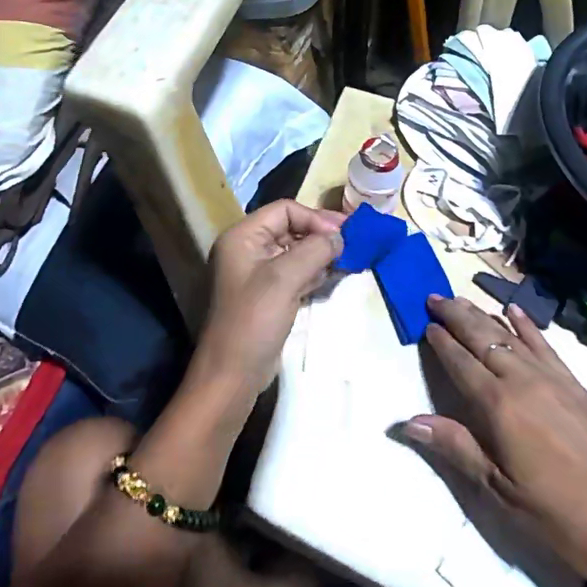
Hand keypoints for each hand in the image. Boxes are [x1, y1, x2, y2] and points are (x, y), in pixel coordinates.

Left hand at [193, 200, 344, 398]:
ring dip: (322, 253)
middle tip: (353, 243)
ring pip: (297, 250)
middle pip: (292, 228)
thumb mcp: (285, 278)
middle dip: (322, 234)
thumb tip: (342, 237)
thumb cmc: (254, 320)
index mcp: (243, 237)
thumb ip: (316, 249)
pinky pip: (297, 272)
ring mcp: (259, 274)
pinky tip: (336, 275)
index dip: (315, 218)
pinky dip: (316, 271)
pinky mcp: (270, 295)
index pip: (285, 210)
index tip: (344, 234)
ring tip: (349, 259)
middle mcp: (248, 250)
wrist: (233, 376)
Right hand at [403, 297, 586, 586]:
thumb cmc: (560, 515)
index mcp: (500, 405)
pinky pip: (545, 345)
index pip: (462, 363)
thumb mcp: (500, 491)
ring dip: (485, 315)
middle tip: (435, 296)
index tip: (425, 322)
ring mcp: (554, 378)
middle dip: (457, 316)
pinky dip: (527, 325)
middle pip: (484, 338)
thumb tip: (407, 421)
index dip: (442, 342)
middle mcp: (524, 380)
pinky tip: (516, 312)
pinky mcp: (576, 385)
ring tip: (463, 299)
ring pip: (511, 335)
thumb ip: (456, 448)